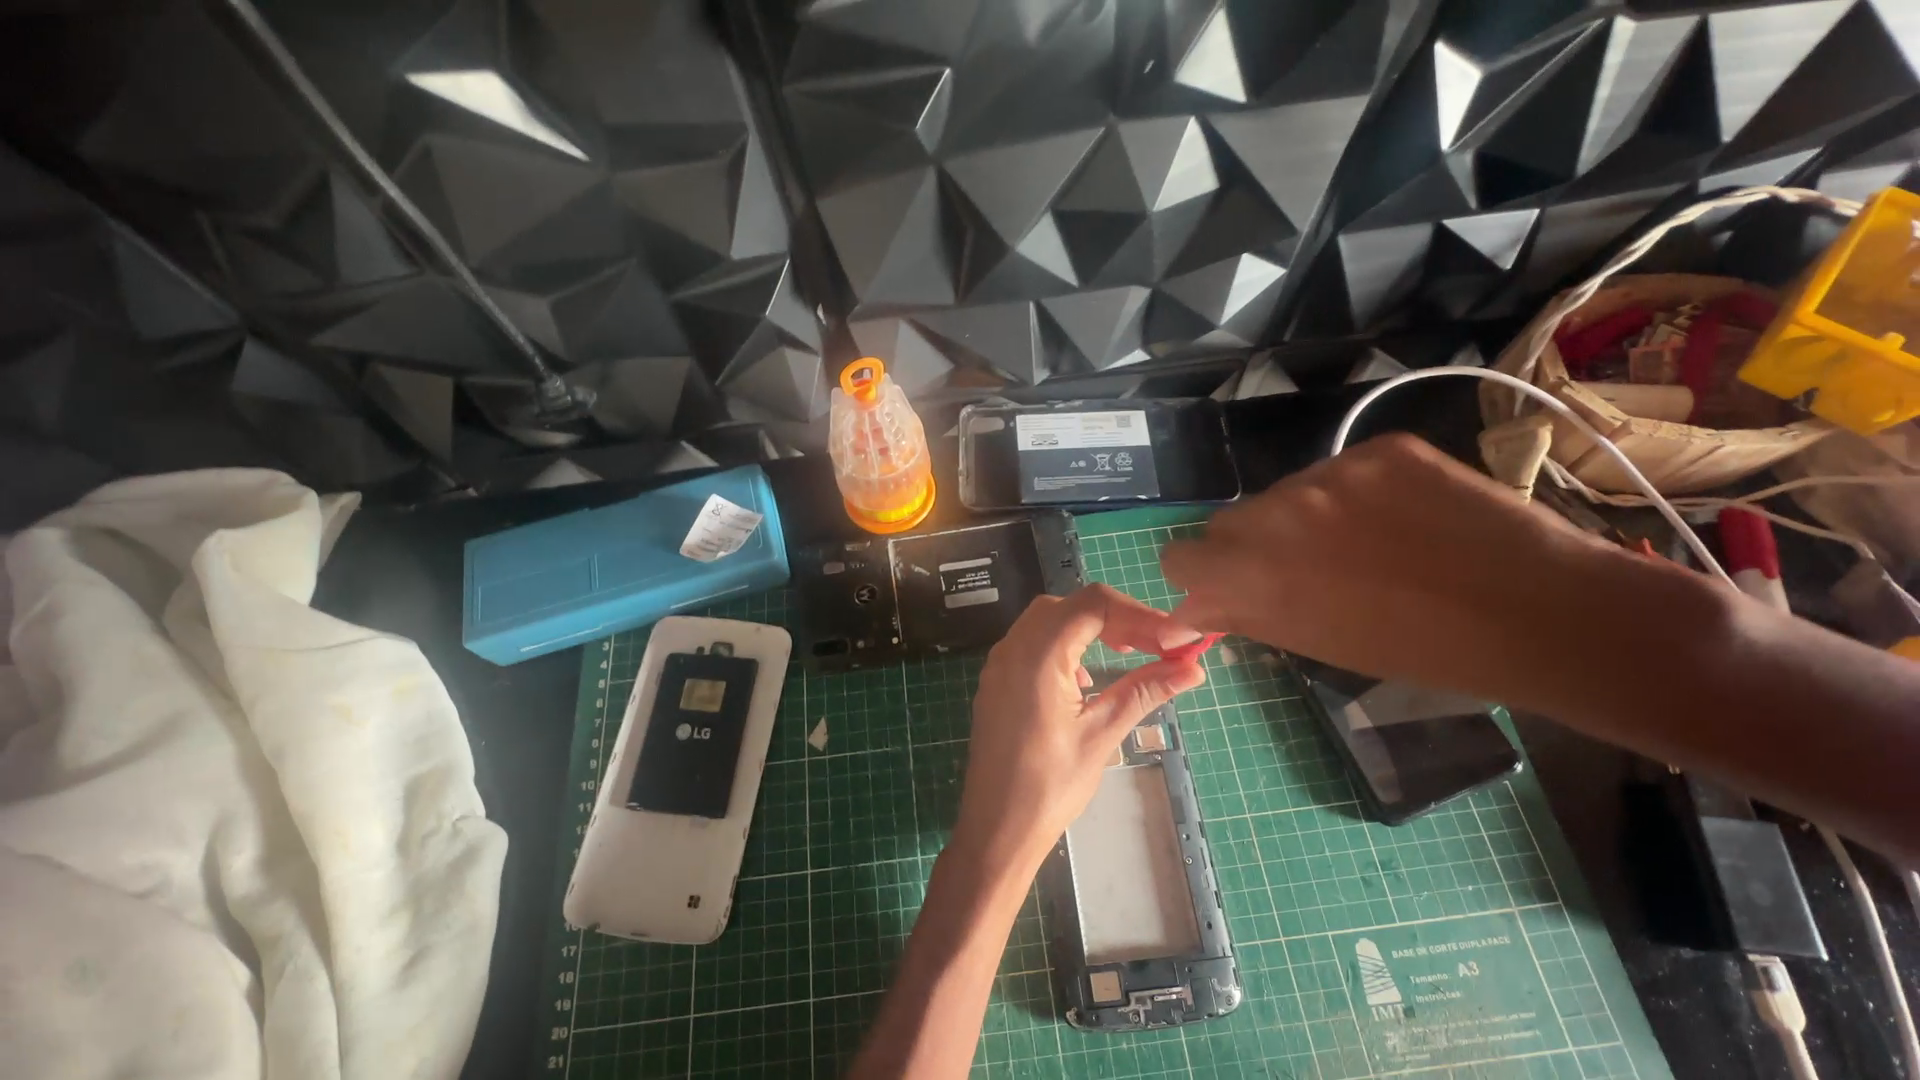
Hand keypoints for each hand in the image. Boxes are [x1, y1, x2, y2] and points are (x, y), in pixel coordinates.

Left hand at [952, 584, 1207, 872]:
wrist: (996, 828)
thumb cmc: (1049, 787)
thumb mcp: (1102, 734)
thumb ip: (1143, 690)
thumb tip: (1191, 668)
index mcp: (1038, 656)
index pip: (1094, 605)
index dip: (1140, 615)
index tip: (1176, 639)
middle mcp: (1013, 648)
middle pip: (1071, 605)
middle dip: (1119, 618)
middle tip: (1157, 644)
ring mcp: (1000, 664)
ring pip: (1050, 620)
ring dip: (1092, 629)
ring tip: (1129, 654)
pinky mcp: (998, 681)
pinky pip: (1034, 643)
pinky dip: (1067, 645)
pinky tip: (1087, 680)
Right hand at [1162, 433, 1619, 694]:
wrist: (1539, 611)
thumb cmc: (1420, 651)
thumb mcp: (1317, 643)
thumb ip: (1245, 614)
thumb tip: (1193, 606)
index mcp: (1257, 569)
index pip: (1180, 554)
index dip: (1201, 575)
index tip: (1229, 588)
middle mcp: (1280, 509)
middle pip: (1230, 520)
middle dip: (1253, 546)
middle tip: (1306, 573)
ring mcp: (1332, 471)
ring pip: (1288, 493)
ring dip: (1307, 519)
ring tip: (1371, 548)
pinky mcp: (1380, 447)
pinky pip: (1342, 470)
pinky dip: (1359, 496)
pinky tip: (1405, 522)